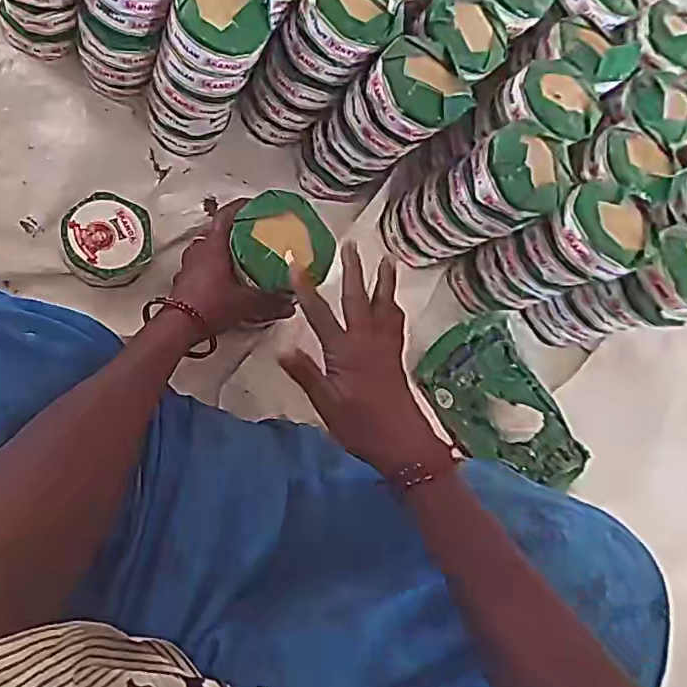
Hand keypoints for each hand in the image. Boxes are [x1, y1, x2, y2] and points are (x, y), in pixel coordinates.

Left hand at [165, 198, 295, 336]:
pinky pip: (202, 263)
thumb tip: (289, 304)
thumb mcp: (246, 303)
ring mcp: (189, 264)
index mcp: (214, 246)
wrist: (179, 326)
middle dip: (236, 229)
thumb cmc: (209, 306)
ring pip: (208, 247)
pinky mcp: (185, 278)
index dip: (241, 206)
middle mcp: (199, 250)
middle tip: (254, 232)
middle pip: (218, 229)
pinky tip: (226, 276)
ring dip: (224, 247)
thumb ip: (270, 302)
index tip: (255, 205)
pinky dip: (215, 264)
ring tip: (243, 255)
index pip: (226, 214)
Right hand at [280, 244, 453, 479]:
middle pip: (358, 298)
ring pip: (384, 305)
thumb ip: (306, 374)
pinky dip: (394, 305)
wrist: (404, 443)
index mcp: (345, 350)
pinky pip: (396, 321)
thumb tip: (282, 349)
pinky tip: (393, 302)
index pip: (320, 313)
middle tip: (352, 244)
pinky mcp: (396, 355)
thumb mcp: (326, 404)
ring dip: (383, 281)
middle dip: (353, 270)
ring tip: (387, 259)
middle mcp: (367, 340)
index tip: (296, 264)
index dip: (306, 288)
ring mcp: (385, 345)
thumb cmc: (361, 426)